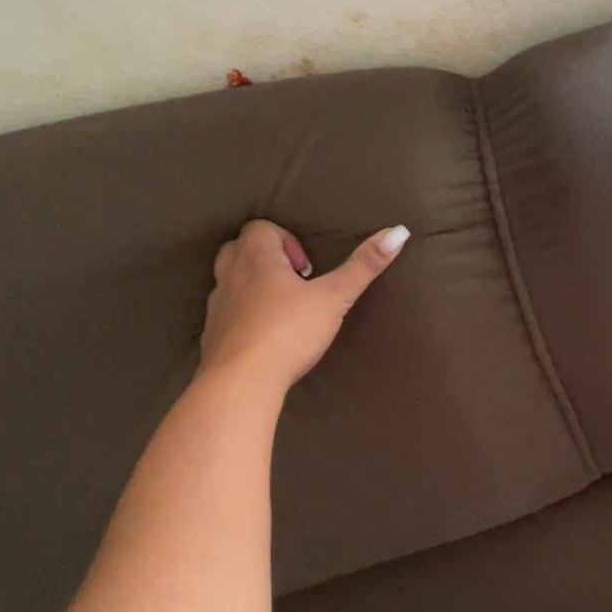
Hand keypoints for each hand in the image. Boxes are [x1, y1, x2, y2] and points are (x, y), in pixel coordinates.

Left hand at [198, 219, 408, 390]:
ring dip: (253, 283)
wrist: (240, 383)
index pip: (259, 228)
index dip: (285, 239)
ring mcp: (217, 307)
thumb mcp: (335, 297)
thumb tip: (399, 231)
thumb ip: (364, 265)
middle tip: (294, 280)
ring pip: (229, 278)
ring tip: (284, 305)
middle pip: (238, 247)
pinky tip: (268, 332)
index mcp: (257, 261)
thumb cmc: (288, 331)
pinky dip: (244, 311)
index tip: (306, 267)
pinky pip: (226, 310)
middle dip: (266, 256)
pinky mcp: (212, 335)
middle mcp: (231, 277)